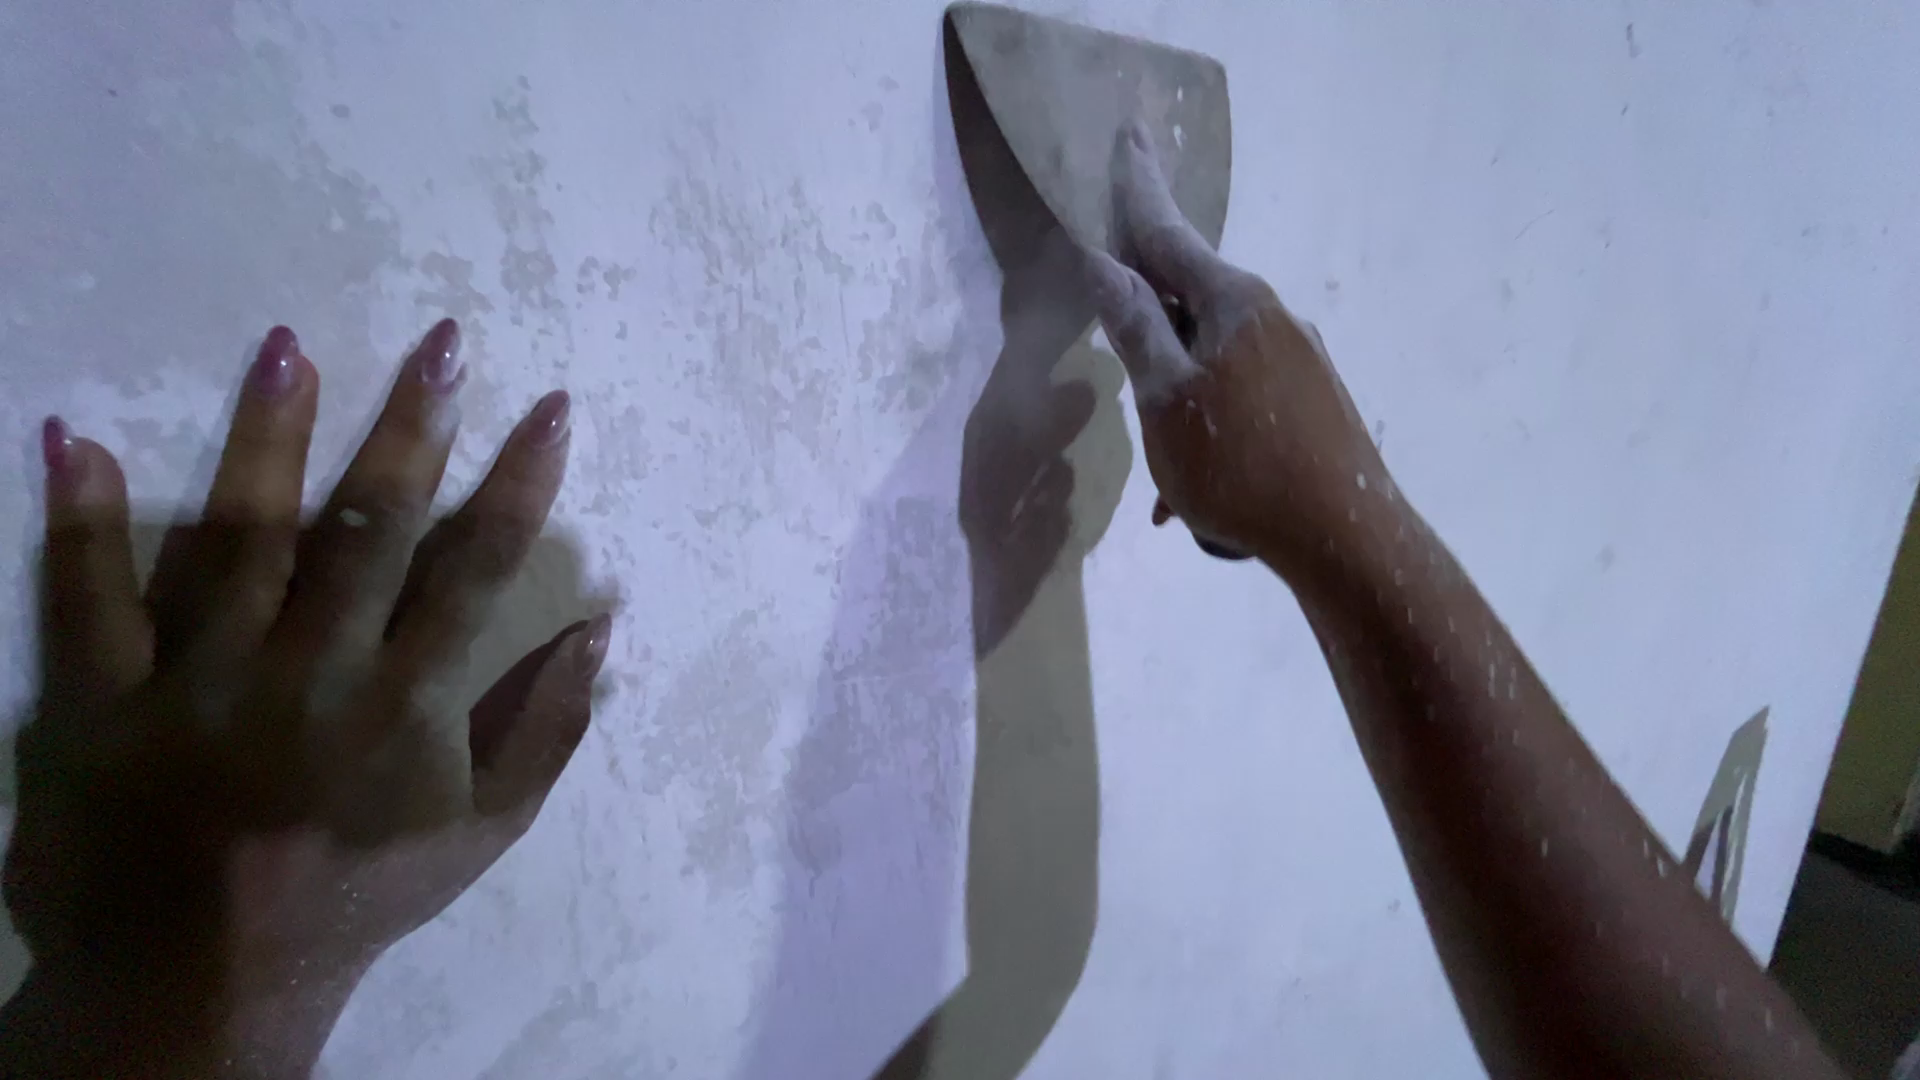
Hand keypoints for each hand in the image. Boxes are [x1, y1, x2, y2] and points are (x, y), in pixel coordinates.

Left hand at [5, 320, 608, 1076]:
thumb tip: (601, 626)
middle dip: (414, 429)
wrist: (199, 978)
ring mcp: (190, 682)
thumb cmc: (368, 884)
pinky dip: (73, 522)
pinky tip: (69, 437)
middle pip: (367, 529)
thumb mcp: (492, 822)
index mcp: (407, 700)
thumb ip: (552, 723)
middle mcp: (309, 670)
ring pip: (234, 540)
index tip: (550, 412)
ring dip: (266, 438)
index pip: (475, 567)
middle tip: (443, 345)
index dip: (519, 482)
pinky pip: (78, 604)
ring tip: (291, 348)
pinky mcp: (87, 705)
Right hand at [1084, 123, 1383, 572]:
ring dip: (1177, 399)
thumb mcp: (1165, 399)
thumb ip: (1134, 328)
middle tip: (1121, 338)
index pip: (1170, 235)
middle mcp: (1273, 318)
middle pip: (1193, 299)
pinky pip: (1241, 397)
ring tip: (1163, 470)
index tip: (1129, 142)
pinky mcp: (1314, 401)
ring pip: (1215, 361)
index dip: (1139, 195)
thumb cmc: (1235, 464)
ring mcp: (1300, 359)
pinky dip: (1208, 428)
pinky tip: (1193, 488)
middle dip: (1151, 322)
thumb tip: (1101, 263)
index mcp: (1234, 304)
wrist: (1342, 535)